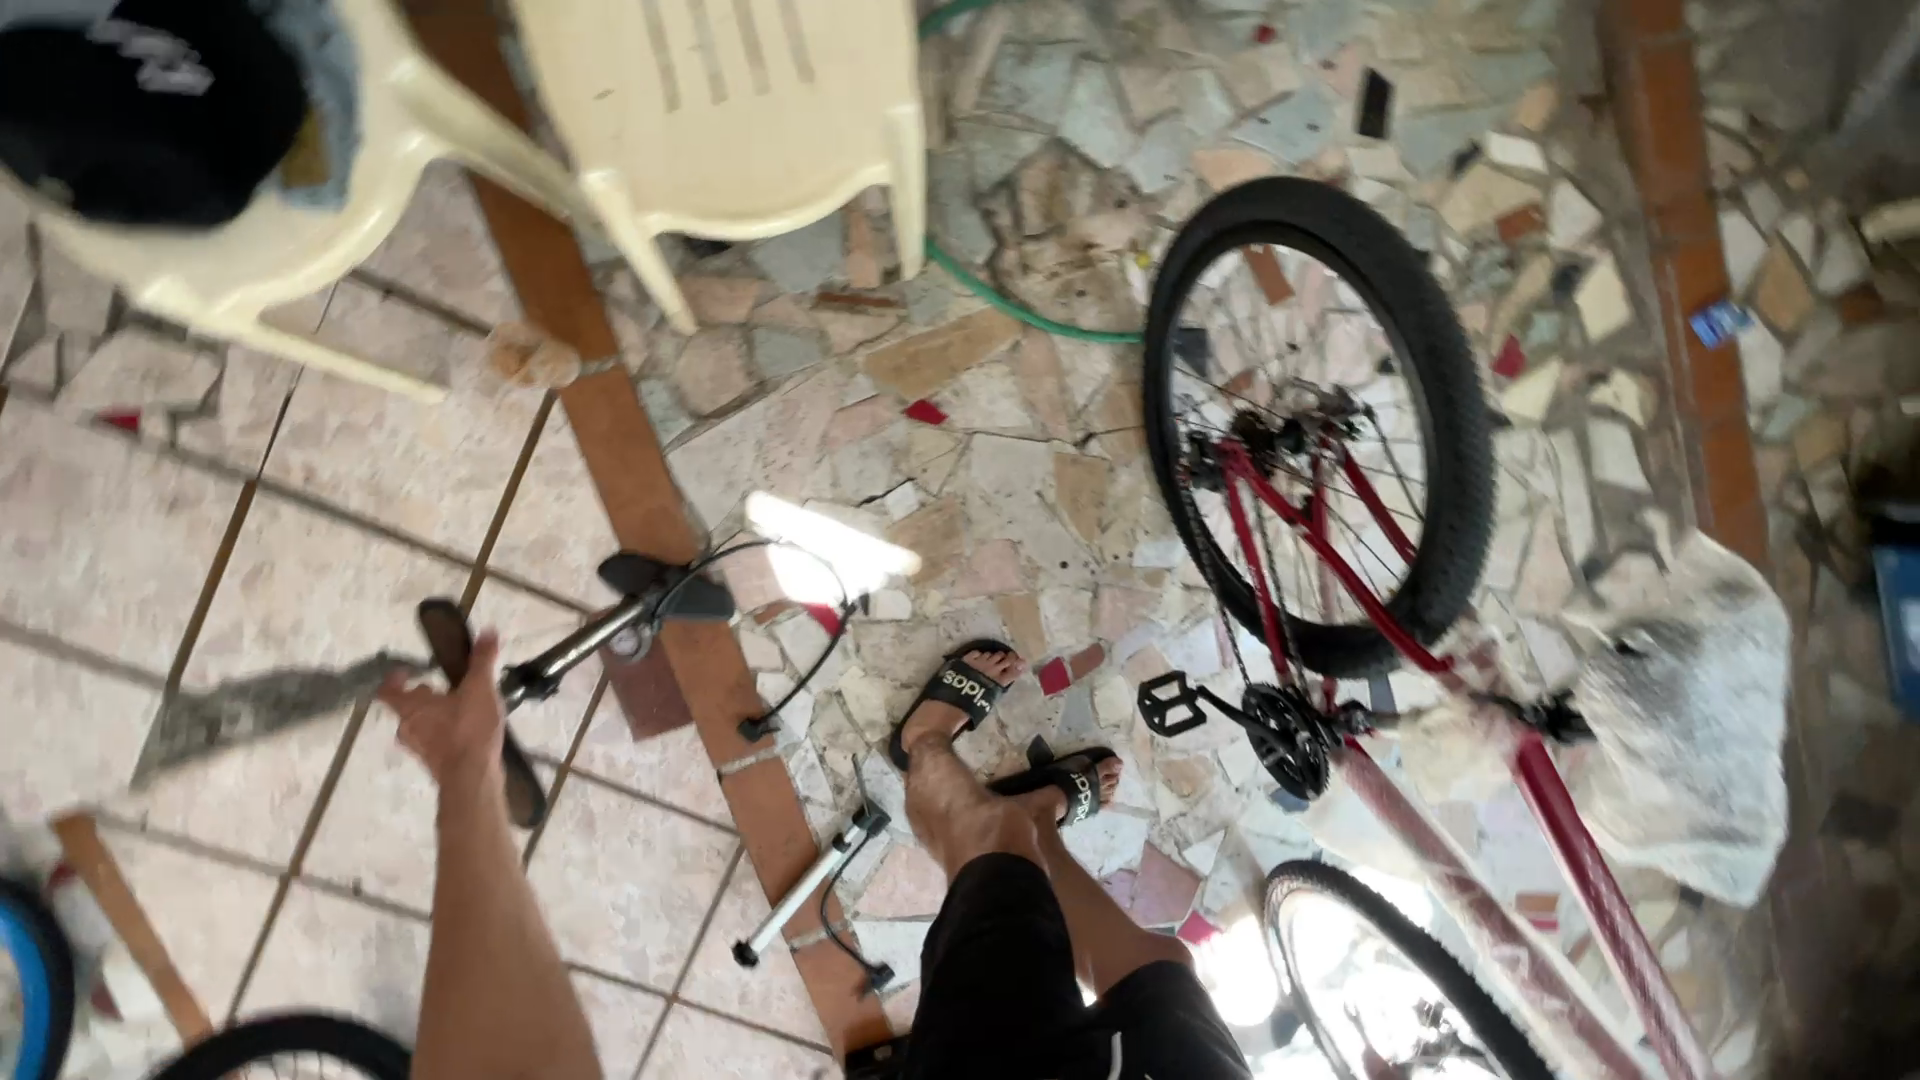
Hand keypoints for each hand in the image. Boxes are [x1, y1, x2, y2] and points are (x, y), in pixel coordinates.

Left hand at [377, 630, 506, 791]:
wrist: (471, 775)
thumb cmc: (469, 728)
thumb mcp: (480, 688)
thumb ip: (483, 660)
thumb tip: (488, 630)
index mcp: (411, 707)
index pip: (389, 691)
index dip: (395, 679)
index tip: (406, 671)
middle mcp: (407, 727)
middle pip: (406, 708)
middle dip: (423, 697)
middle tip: (442, 689)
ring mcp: (419, 748)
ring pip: (420, 726)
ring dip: (435, 716)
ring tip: (460, 710)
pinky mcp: (434, 762)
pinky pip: (434, 741)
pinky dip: (445, 733)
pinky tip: (467, 731)